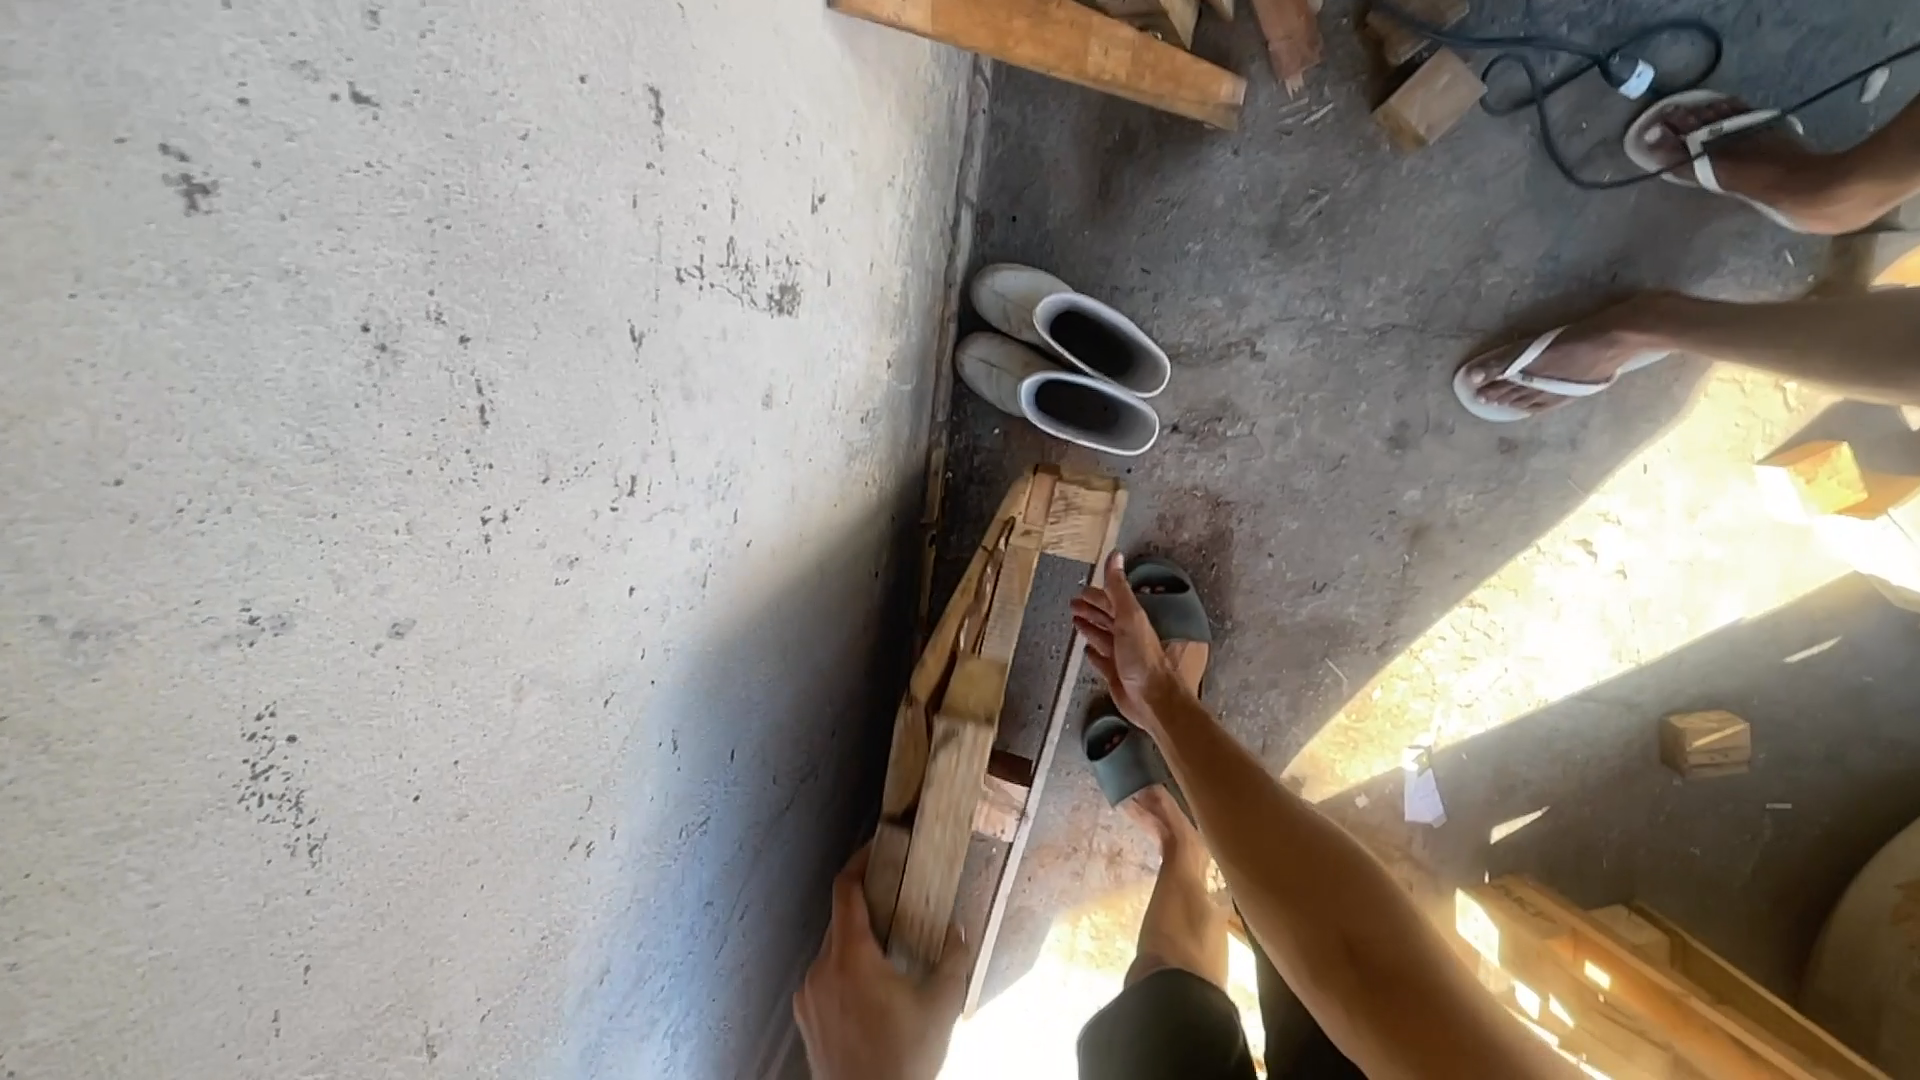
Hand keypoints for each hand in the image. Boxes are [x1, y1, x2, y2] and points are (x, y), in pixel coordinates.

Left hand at [793, 844, 970, 1079]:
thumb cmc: (905, 1058)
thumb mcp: (940, 1006)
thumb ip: (952, 960)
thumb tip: (960, 929)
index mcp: (850, 956)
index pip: (845, 889)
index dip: (860, 862)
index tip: (878, 850)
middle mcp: (822, 968)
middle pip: (840, 918)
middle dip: (866, 905)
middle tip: (895, 900)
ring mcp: (808, 995)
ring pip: (831, 948)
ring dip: (856, 940)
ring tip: (887, 949)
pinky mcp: (805, 1018)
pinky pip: (824, 976)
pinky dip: (844, 968)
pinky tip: (870, 987)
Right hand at [1070, 552, 1184, 733]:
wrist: (1152, 699)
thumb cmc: (1143, 659)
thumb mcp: (1130, 617)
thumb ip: (1119, 588)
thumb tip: (1116, 556)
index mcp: (1132, 619)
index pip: (1111, 601)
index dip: (1097, 595)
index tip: (1082, 589)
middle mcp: (1128, 636)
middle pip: (1106, 618)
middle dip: (1091, 609)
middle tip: (1074, 603)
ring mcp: (1122, 656)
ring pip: (1103, 637)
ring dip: (1090, 627)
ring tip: (1077, 620)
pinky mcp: (1115, 674)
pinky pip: (1101, 660)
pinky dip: (1094, 653)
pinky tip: (1087, 650)